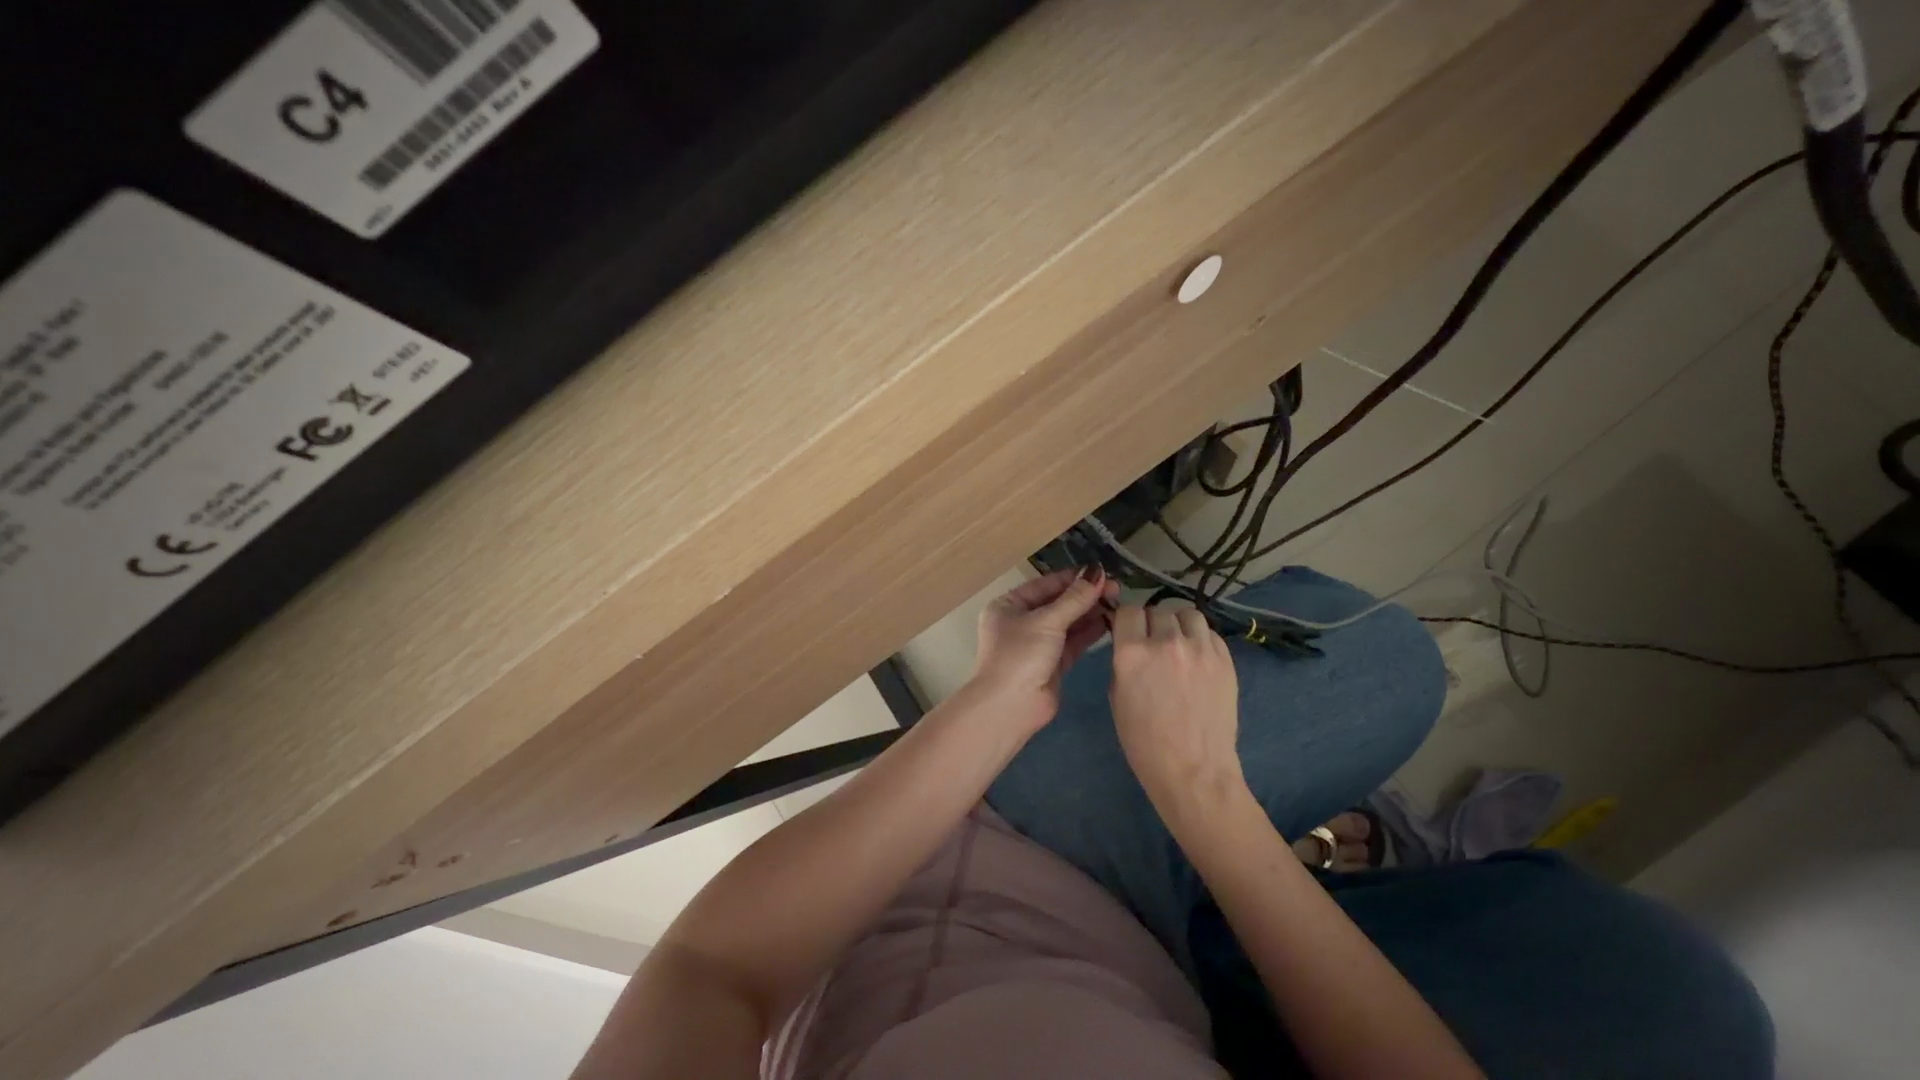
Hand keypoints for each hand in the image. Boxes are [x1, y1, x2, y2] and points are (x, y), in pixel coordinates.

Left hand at [970, 567, 1118, 732]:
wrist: (1010, 707)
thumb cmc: (1020, 655)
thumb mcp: (1047, 621)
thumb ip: (1074, 598)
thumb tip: (1097, 571)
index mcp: (1009, 605)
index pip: (1046, 584)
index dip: (1074, 578)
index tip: (1103, 573)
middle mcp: (1021, 622)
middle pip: (1058, 603)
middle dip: (1086, 596)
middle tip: (1118, 590)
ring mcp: (1037, 645)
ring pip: (1068, 623)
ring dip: (1090, 613)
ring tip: (1118, 604)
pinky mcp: (1052, 665)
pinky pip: (1073, 642)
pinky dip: (1089, 633)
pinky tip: (1109, 623)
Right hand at [1108, 605, 1249, 827]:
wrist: (1193, 770)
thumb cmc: (1145, 743)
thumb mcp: (1117, 699)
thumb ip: (1123, 664)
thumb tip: (1132, 647)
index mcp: (1132, 653)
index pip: (1128, 610)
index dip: (1127, 621)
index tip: (1129, 632)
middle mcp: (1167, 642)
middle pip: (1158, 610)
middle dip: (1152, 624)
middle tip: (1154, 644)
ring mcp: (1200, 648)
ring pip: (1188, 614)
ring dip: (1179, 625)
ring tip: (1179, 644)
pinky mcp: (1226, 659)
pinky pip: (1210, 634)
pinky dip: (1201, 640)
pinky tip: (1198, 660)